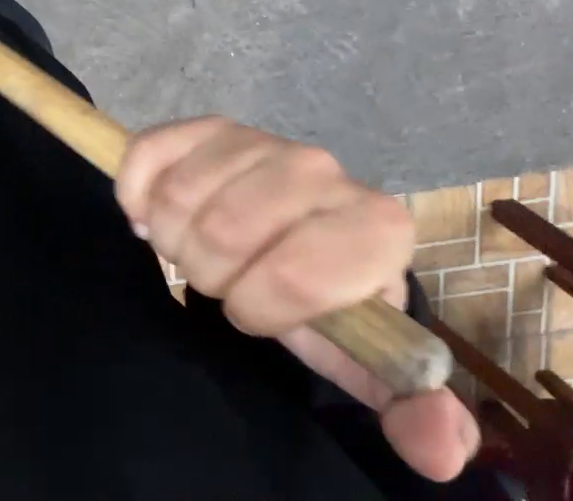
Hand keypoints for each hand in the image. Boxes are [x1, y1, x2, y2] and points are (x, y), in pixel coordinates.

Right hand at [115, 117, 478, 482]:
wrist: (295, 231)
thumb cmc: (323, 297)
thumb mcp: (366, 358)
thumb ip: (412, 409)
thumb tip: (435, 446)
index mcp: (374, 226)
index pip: (294, 277)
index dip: (258, 309)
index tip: (257, 313)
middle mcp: (318, 169)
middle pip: (223, 233)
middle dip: (208, 276)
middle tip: (220, 282)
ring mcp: (256, 139)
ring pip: (179, 197)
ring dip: (171, 239)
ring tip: (192, 249)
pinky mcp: (202, 126)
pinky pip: (147, 157)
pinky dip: (136, 197)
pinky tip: (154, 215)